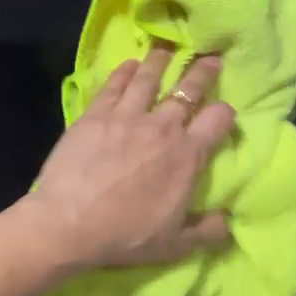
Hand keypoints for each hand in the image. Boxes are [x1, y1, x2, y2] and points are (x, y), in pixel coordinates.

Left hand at [16, 44, 236, 272]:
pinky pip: (112, 87)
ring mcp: (125, 118)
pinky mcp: (92, 117)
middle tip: (208, 58)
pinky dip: (122, 72)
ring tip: (165, 50)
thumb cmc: (122, 237)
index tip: (222, 110)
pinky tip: (127, 65)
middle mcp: (162, 128)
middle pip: (189, 89)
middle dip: (202, 71)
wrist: (68, 224)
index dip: (224, 112)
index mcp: (188, 155)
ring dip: (159, 62)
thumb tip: (228, 221)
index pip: (219, 119)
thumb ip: (206, 231)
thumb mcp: (174, 244)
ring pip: (148, 79)